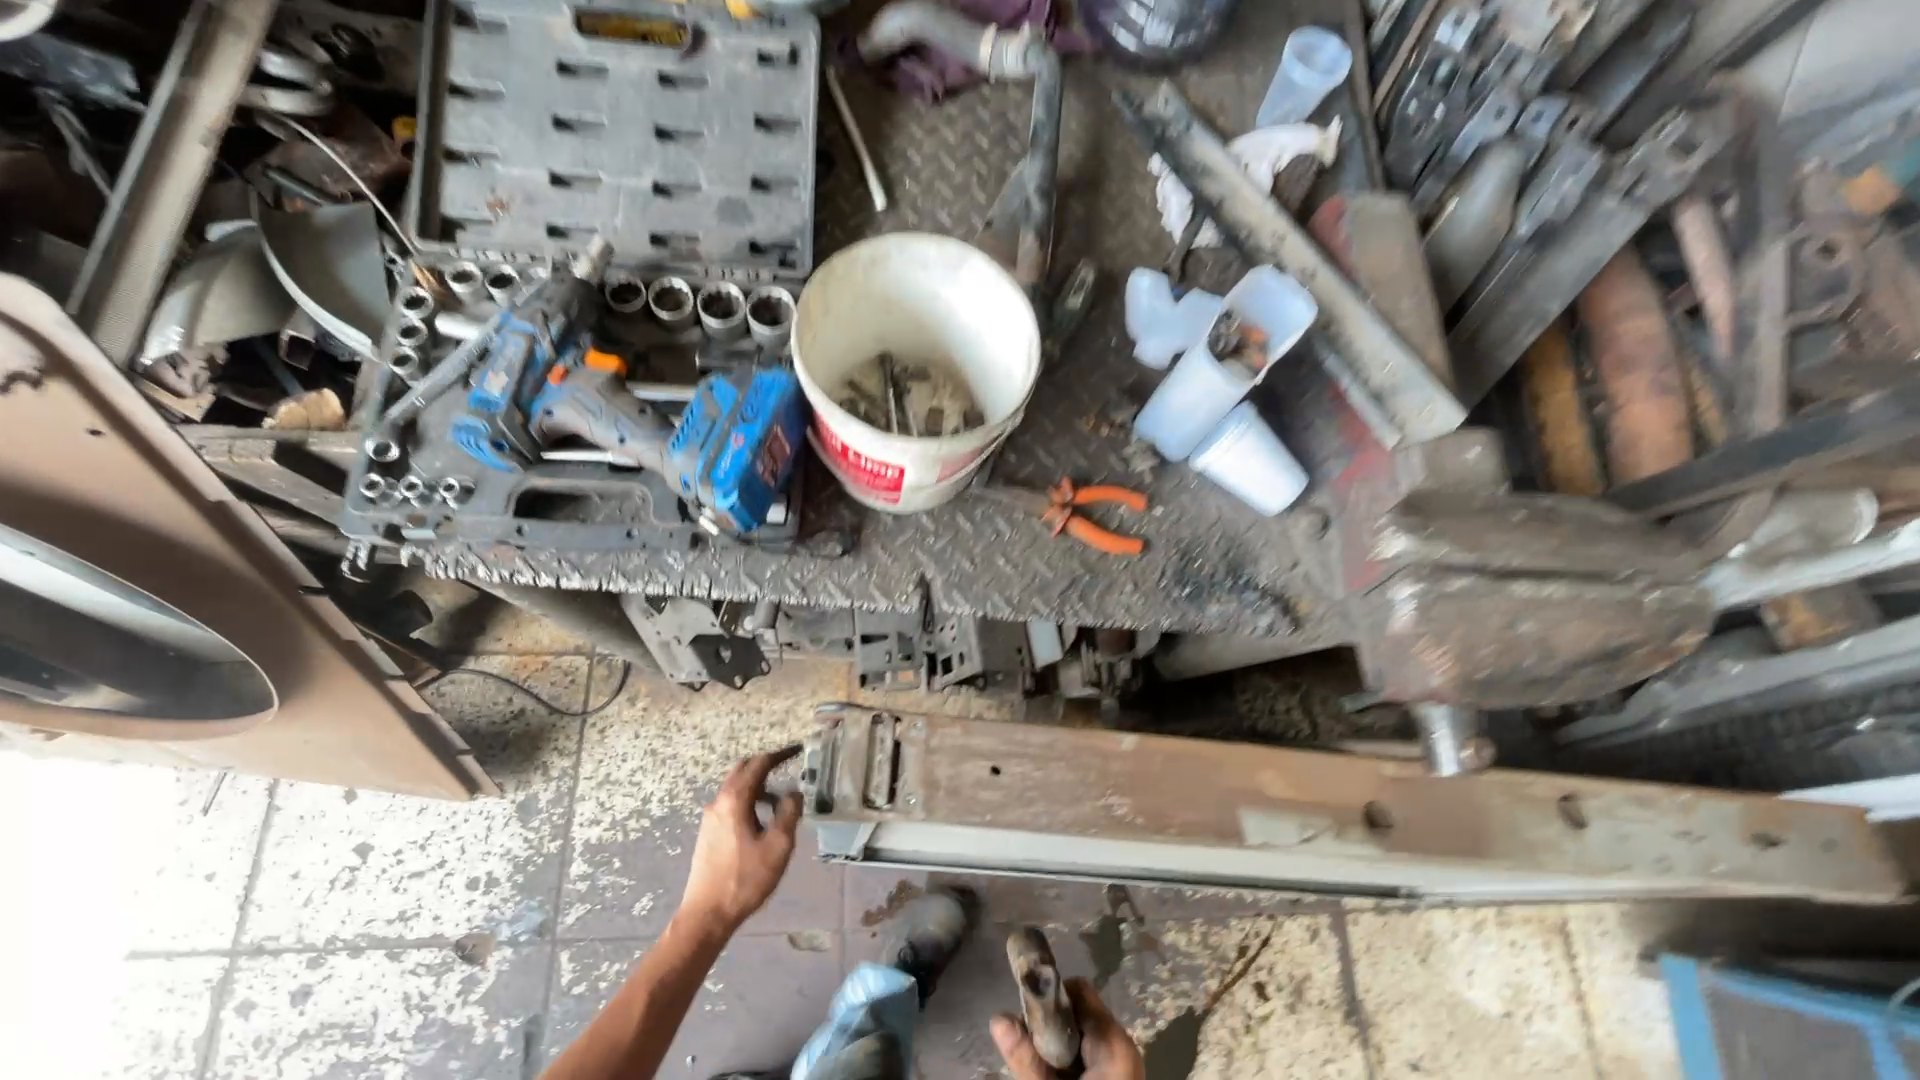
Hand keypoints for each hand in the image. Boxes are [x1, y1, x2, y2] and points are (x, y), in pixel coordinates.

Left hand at [678, 747, 803, 934]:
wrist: (707, 914)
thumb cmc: (745, 879)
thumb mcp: (778, 846)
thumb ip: (789, 813)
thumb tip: (794, 792)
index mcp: (734, 800)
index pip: (759, 764)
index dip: (780, 755)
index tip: (798, 751)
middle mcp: (718, 802)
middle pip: (742, 771)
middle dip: (766, 766)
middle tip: (788, 768)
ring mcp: (710, 818)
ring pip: (736, 788)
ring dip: (758, 787)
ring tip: (780, 803)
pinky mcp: (708, 832)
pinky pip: (731, 804)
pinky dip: (748, 801)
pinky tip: (762, 822)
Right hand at [991, 978, 1143, 1079]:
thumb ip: (1026, 1057)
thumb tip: (998, 1018)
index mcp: (1112, 1040)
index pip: (1076, 989)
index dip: (1049, 999)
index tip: (1028, 1023)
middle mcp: (1124, 1043)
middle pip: (1079, 1011)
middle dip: (1051, 1027)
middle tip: (1034, 1055)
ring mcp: (1126, 1063)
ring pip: (1083, 1035)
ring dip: (1060, 1046)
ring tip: (1046, 1073)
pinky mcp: (1122, 1077)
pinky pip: (1092, 1055)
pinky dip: (1073, 1062)